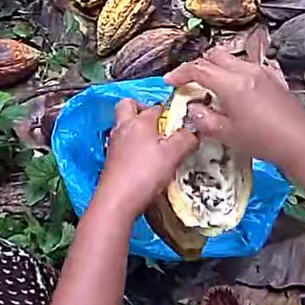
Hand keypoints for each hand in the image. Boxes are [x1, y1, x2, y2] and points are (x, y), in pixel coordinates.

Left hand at [88, 99, 197, 226]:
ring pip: (123, 124)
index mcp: (140, 121)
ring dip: (135, 127)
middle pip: (128, 105)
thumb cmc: (145, 173)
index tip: (177, 121)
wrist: (117, 200)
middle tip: (156, 121)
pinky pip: (121, 142)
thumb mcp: (173, 155)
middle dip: (141, 107)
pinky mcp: (110, 158)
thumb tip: (193, 131)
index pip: (155, 107)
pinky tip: (142, 158)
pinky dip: (130, 144)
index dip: (167, 111)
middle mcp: (124, 127)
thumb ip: (185, 139)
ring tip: (152, 142)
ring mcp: (114, 142)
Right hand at [164, 49, 304, 170]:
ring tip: (211, 89)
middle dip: (198, 66)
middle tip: (190, 83)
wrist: (303, 143)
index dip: (180, 73)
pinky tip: (235, 91)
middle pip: (214, 56)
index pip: (198, 68)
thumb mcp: (226, 135)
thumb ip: (204, 119)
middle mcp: (246, 70)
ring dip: (217, 68)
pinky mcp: (274, 78)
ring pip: (231, 59)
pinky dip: (234, 73)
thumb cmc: (263, 140)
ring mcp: (262, 71)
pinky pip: (247, 66)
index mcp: (231, 83)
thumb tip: (193, 108)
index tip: (169, 82)